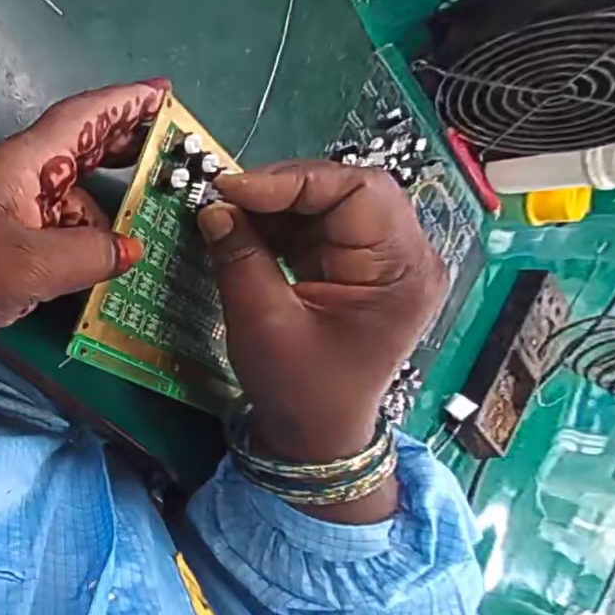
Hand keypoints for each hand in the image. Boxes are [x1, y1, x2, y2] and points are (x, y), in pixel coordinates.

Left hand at [0, 80, 168, 349]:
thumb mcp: (31, 265)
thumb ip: (90, 253)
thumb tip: (132, 248)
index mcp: (23, 165)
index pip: (81, 118)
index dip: (125, 102)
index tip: (166, 92)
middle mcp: (21, 179)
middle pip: (82, 149)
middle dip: (126, 145)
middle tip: (175, 150)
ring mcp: (14, 211)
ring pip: (74, 196)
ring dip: (112, 203)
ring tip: (155, 216)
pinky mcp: (10, 241)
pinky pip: (60, 229)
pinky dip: (88, 237)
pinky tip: (113, 256)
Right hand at [197, 160, 444, 463]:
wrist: (314, 433)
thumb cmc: (298, 387)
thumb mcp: (262, 322)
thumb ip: (239, 259)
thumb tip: (213, 211)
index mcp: (399, 269)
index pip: (358, 191)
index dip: (292, 181)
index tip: (229, 189)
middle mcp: (400, 255)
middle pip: (346, 191)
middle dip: (281, 189)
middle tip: (225, 198)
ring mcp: (375, 261)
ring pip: (326, 206)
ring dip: (273, 206)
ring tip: (226, 213)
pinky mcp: (349, 269)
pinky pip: (313, 229)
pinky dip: (274, 224)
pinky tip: (242, 229)